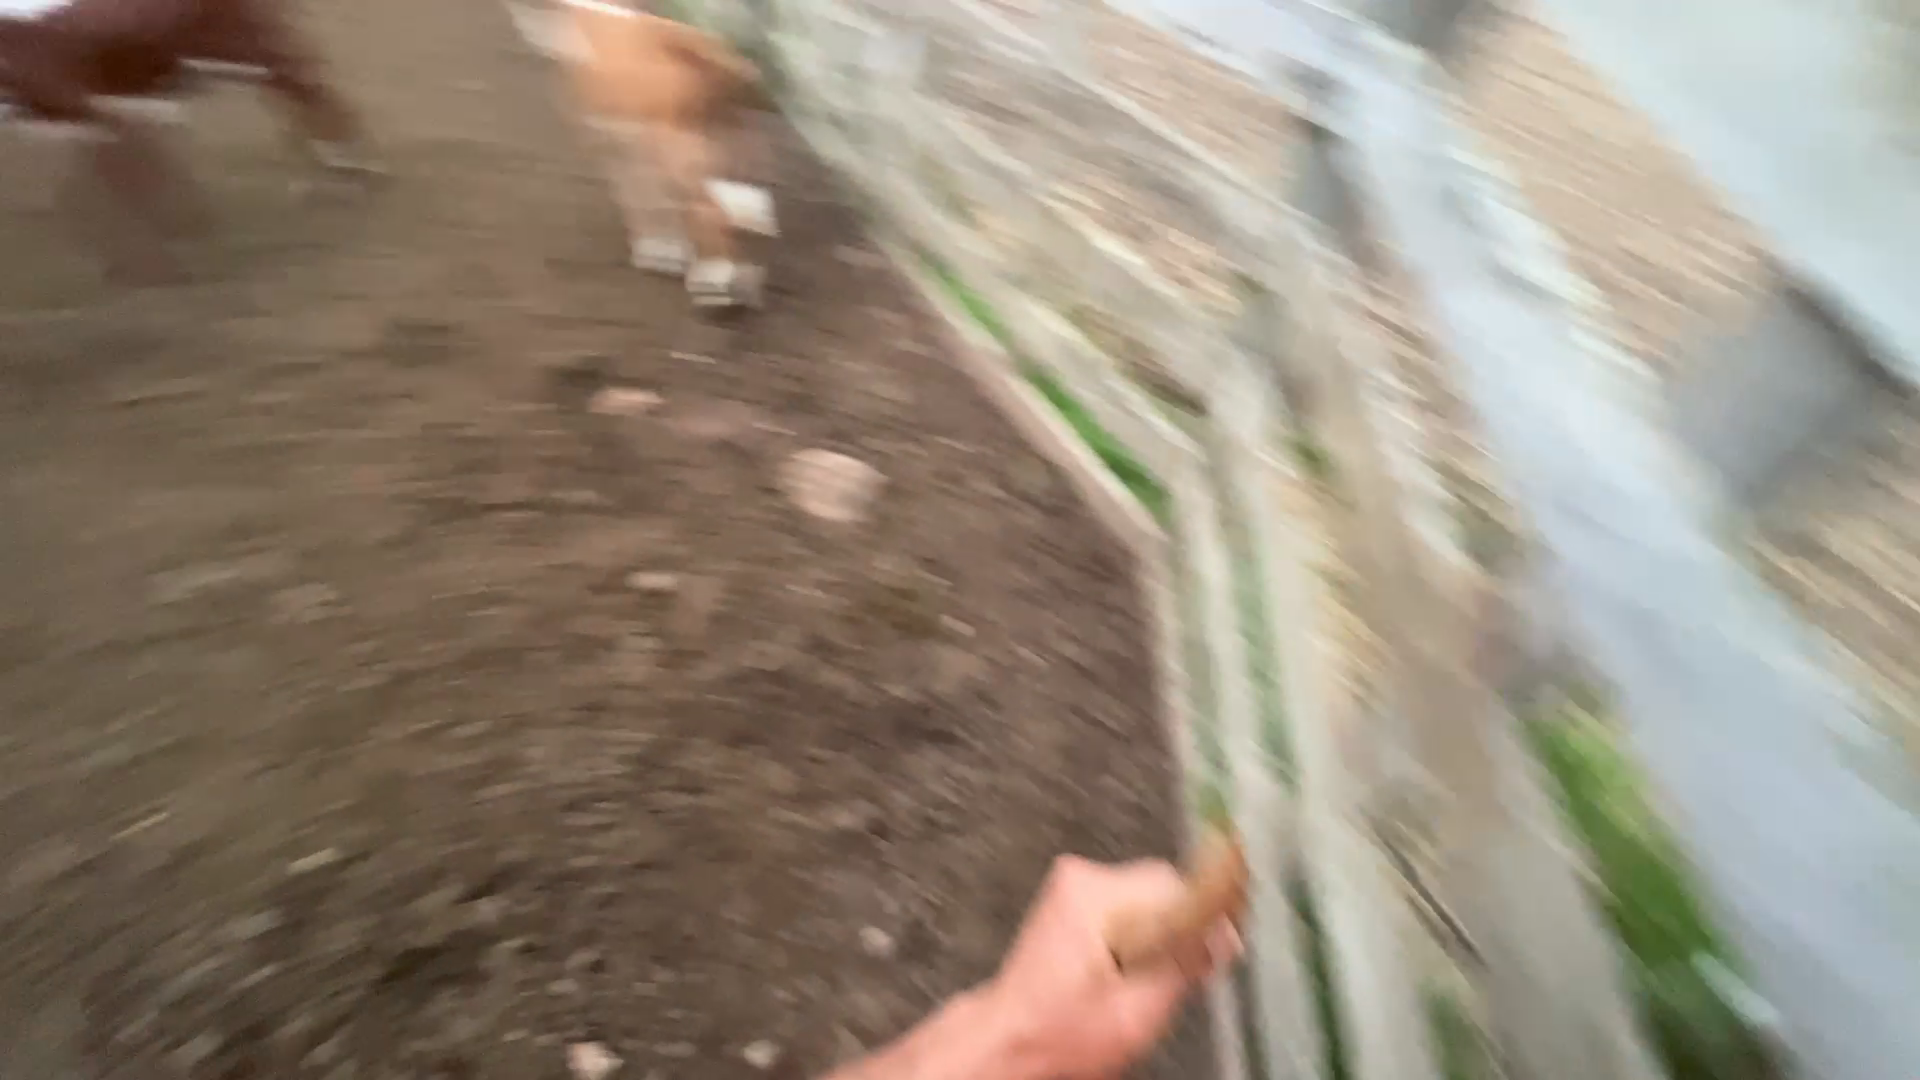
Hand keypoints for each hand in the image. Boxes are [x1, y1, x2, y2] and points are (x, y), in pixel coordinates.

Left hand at [982, 854, 1241, 1079]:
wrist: (1011, 1035)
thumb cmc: (1058, 1029)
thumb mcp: (1137, 1013)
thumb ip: (1184, 967)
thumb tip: (1222, 934)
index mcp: (1092, 896)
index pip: (1172, 883)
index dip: (1205, 912)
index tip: (1226, 934)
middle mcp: (1079, 876)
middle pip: (1159, 884)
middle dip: (1179, 925)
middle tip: (1182, 971)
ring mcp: (1072, 882)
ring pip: (1144, 893)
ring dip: (1157, 929)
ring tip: (1142, 975)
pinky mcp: (1070, 894)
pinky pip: (1124, 900)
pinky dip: (1137, 928)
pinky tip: (1126, 965)